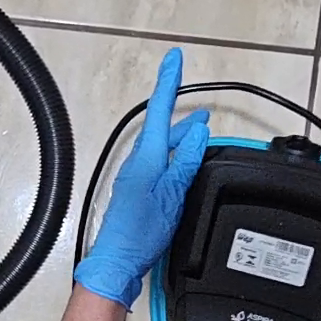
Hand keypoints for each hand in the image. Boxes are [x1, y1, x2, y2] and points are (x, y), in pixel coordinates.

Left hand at [74, 48, 210, 307]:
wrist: (116, 262)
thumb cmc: (140, 233)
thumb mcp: (172, 195)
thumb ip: (185, 162)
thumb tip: (198, 133)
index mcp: (147, 158)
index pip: (160, 110)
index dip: (168, 82)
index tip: (174, 58)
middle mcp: (138, 163)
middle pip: (163, 130)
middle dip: (183, 120)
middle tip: (204, 113)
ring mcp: (135, 178)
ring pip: (161, 148)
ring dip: (180, 139)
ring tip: (199, 135)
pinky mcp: (136, 192)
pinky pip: (158, 165)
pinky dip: (173, 158)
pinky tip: (182, 166)